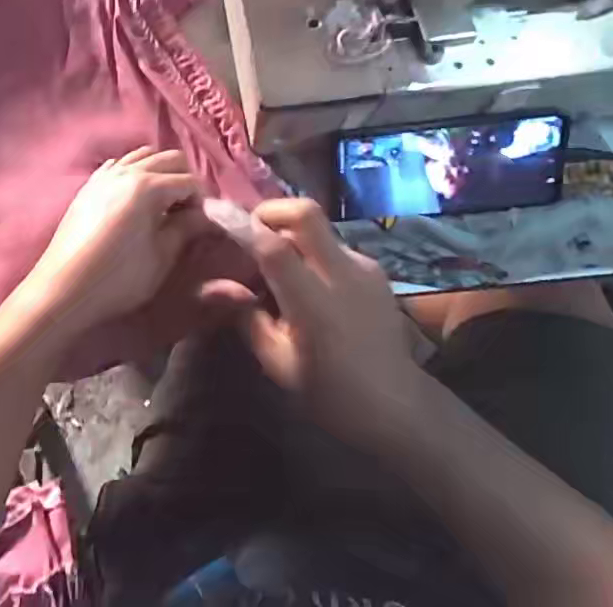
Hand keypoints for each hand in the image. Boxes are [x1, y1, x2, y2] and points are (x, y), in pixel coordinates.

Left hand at [5, 147, 209, 344]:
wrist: (62, 290)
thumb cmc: (118, 278)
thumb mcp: (161, 258)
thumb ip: (185, 230)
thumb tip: (202, 216)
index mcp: (149, 187)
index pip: (189, 182)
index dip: (202, 202)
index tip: (202, 224)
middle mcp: (127, 171)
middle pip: (169, 159)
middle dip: (184, 180)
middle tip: (186, 212)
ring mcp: (105, 175)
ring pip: (143, 155)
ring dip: (160, 172)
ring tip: (162, 203)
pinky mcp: (89, 186)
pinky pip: (119, 165)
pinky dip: (134, 172)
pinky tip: (134, 197)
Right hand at [236, 198, 429, 451]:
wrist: (397, 404)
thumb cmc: (331, 393)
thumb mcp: (278, 362)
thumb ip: (246, 316)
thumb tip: (217, 286)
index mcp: (313, 300)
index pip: (272, 246)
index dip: (241, 223)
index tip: (215, 209)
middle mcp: (341, 271)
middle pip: (305, 212)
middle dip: (271, 211)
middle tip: (252, 231)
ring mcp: (363, 265)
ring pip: (320, 227)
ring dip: (292, 234)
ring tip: (279, 266)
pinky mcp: (375, 268)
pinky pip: (333, 246)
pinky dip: (312, 252)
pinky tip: (308, 283)